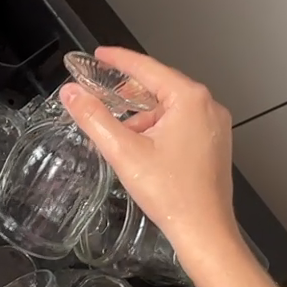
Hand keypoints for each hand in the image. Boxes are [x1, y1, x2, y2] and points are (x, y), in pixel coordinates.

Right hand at [62, 46, 237, 250]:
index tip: (99, 55)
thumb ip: (94, 117)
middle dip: (128, 89)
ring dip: (142, 114)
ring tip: (118, 132)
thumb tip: (72, 93)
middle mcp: (207, 106)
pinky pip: (181, 122)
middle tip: (101, 90)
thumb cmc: (172, 194)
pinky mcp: (213, 143)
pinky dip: (158, 127)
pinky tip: (140, 146)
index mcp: (189, 99)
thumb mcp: (123, 151)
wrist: (204, 231)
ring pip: (169, 106)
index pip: (146, 68)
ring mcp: (214, 125)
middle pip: (159, 85)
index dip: (118, 60)